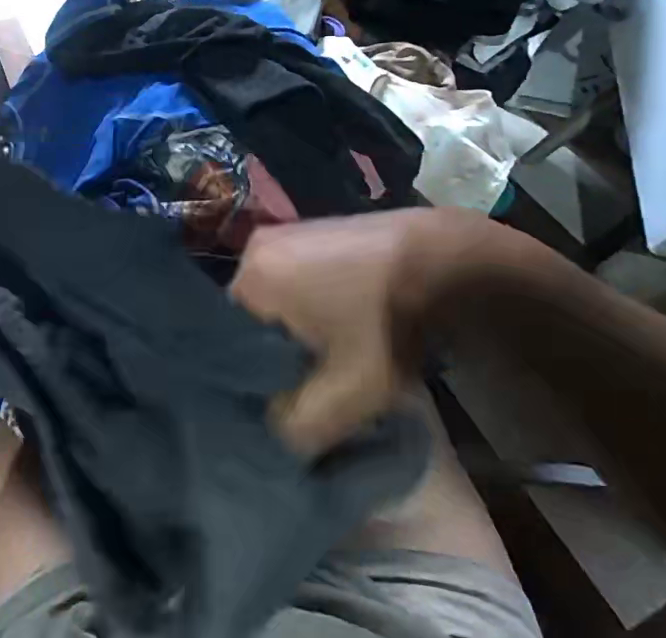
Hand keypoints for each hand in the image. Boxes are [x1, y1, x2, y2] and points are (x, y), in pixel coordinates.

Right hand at [229, 208, 481, 456]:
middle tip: (301, 384)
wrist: (441, 256)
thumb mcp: (348, 394)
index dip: (248, 378)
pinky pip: (288, 279)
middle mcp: (254, 247)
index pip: (224, 343)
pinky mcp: (308, 230)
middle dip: (271, 355)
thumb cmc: (387, 320)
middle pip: (246, 321)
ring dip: (289, 331)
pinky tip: (335, 325)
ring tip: (322, 357)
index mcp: (250, 277)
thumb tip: (268, 433)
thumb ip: (296, 427)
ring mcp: (283, 234)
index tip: (275, 401)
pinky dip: (304, 307)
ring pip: (270, 302)